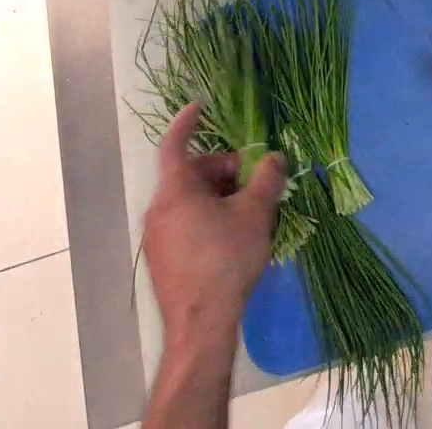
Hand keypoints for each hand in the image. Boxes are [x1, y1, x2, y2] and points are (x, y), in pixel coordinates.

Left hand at [143, 101, 287, 358]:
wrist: (201, 324)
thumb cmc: (226, 259)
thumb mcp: (255, 213)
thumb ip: (267, 178)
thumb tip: (276, 158)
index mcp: (175, 190)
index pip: (175, 144)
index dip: (186, 122)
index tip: (199, 106)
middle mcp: (158, 209)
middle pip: (190, 173)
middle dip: (222, 169)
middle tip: (252, 180)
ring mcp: (156, 237)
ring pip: (189, 200)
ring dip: (218, 195)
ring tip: (248, 210)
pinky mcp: (162, 260)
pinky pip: (184, 223)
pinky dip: (207, 217)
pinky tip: (232, 236)